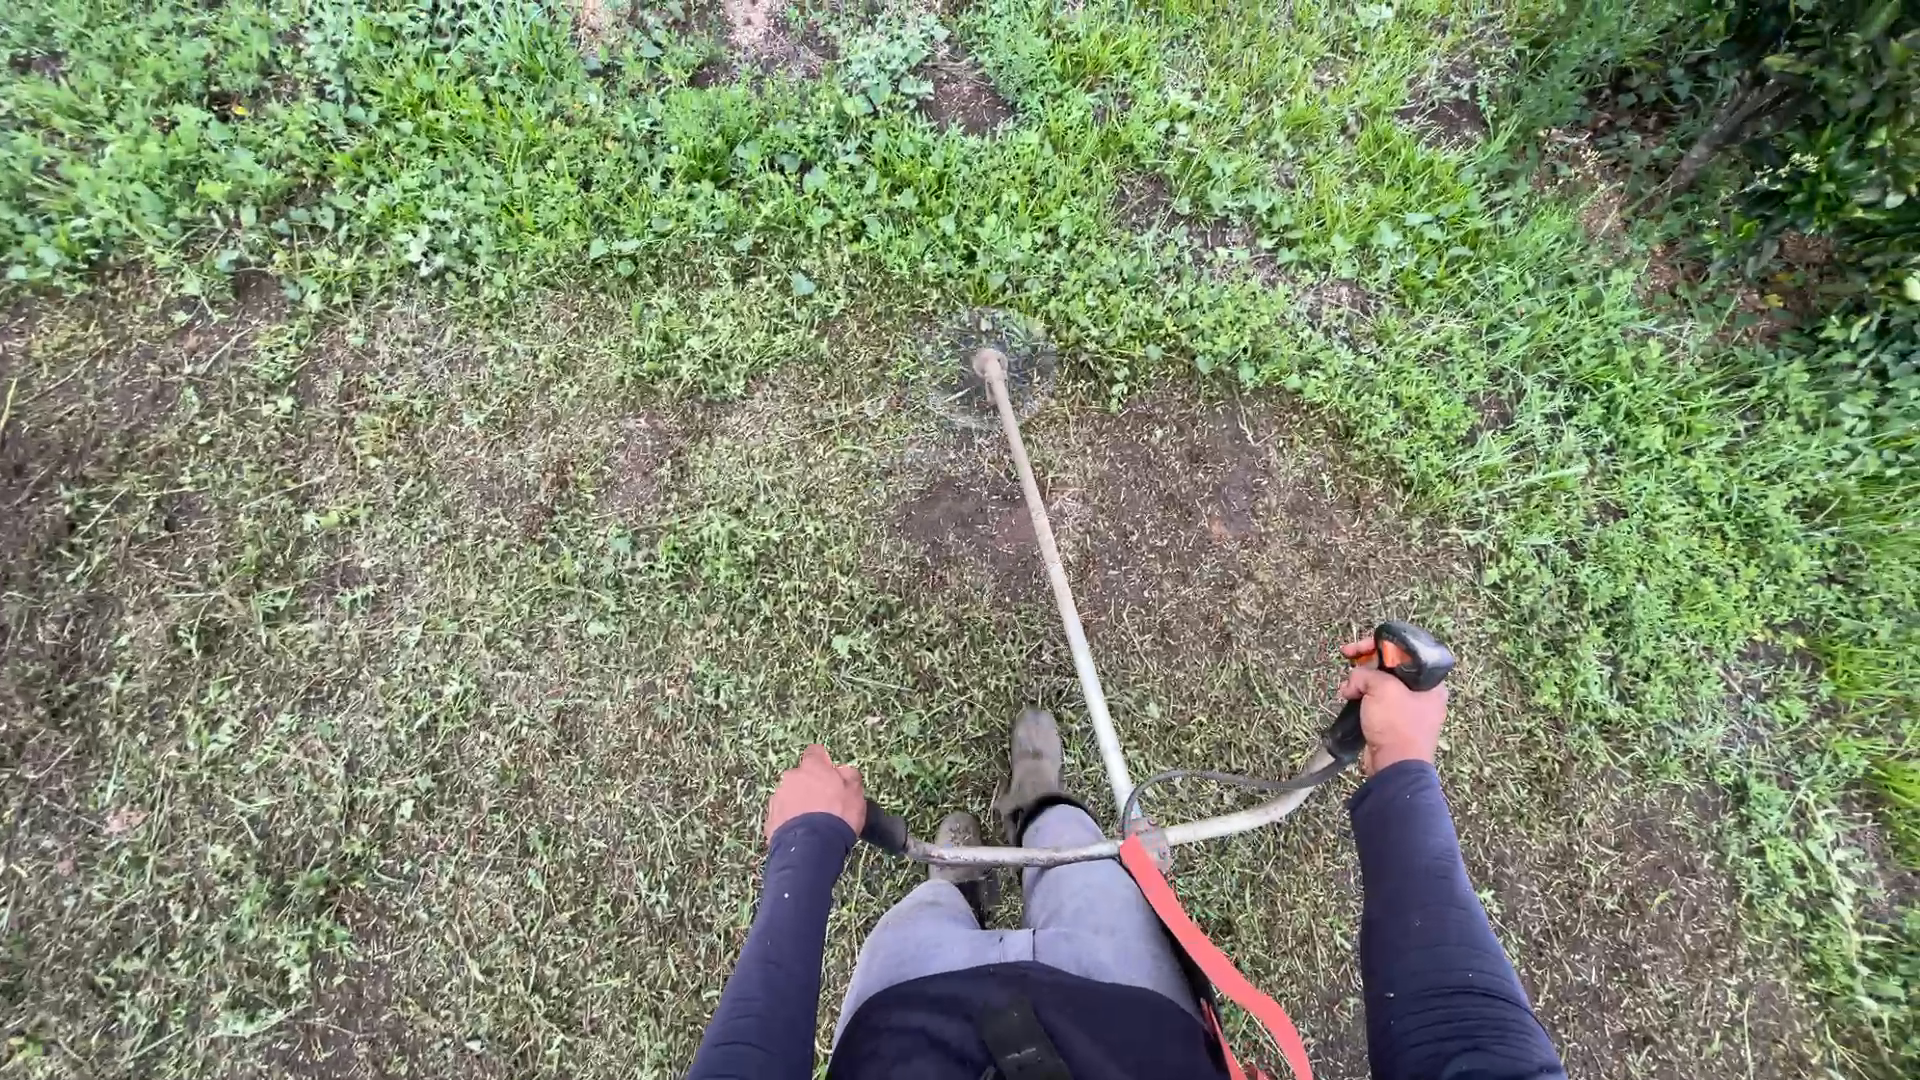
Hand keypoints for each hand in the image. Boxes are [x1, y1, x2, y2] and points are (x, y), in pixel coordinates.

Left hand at [764, 745, 866, 840]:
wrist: (811, 848)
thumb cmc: (837, 817)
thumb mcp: (856, 793)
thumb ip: (849, 775)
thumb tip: (843, 770)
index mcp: (812, 767)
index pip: (815, 752)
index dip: (823, 761)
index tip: (829, 771)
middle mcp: (791, 778)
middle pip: (800, 776)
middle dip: (810, 785)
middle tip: (824, 803)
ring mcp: (778, 798)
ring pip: (789, 795)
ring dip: (798, 803)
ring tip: (813, 822)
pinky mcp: (770, 820)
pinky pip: (782, 815)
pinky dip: (790, 821)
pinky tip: (803, 833)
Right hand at [1339, 638, 1449, 774]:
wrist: (1395, 765)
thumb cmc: (1396, 724)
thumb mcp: (1382, 688)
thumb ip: (1367, 673)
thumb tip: (1354, 681)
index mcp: (1430, 682)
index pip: (1403, 652)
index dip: (1377, 646)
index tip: (1355, 648)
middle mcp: (1422, 692)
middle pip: (1389, 666)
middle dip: (1365, 664)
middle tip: (1347, 660)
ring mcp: (1408, 707)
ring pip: (1379, 683)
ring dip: (1359, 682)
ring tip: (1347, 690)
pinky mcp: (1393, 720)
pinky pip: (1375, 700)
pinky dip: (1361, 696)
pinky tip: (1348, 698)